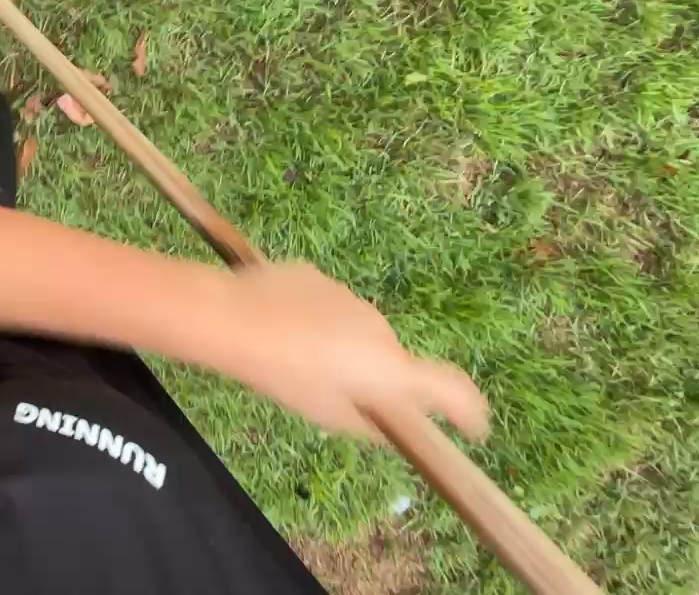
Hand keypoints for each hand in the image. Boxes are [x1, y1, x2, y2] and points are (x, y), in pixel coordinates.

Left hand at [211, 262, 489, 442]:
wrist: (230, 316)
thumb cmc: (279, 373)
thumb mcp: (327, 415)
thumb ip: (369, 424)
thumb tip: (387, 425)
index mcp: (391, 367)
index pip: (454, 389)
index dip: (467, 410)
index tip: (468, 425)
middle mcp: (379, 327)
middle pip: (391, 355)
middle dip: (375, 371)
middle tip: (336, 383)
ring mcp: (345, 294)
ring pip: (355, 325)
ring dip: (340, 338)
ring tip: (297, 349)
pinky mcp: (312, 273)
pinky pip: (323, 300)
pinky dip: (312, 311)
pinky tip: (280, 320)